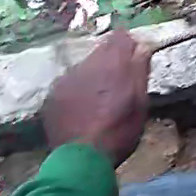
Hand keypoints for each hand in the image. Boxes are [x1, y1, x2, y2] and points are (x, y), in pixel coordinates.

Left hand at [42, 30, 151, 163]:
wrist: (81, 158)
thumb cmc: (119, 132)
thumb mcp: (140, 103)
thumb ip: (140, 70)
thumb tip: (142, 46)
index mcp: (112, 64)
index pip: (120, 37)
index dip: (128, 45)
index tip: (133, 57)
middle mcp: (86, 64)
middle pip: (100, 50)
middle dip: (110, 61)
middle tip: (118, 83)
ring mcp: (65, 78)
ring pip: (83, 67)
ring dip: (92, 76)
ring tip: (99, 100)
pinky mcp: (52, 95)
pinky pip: (68, 84)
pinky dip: (77, 91)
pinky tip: (82, 109)